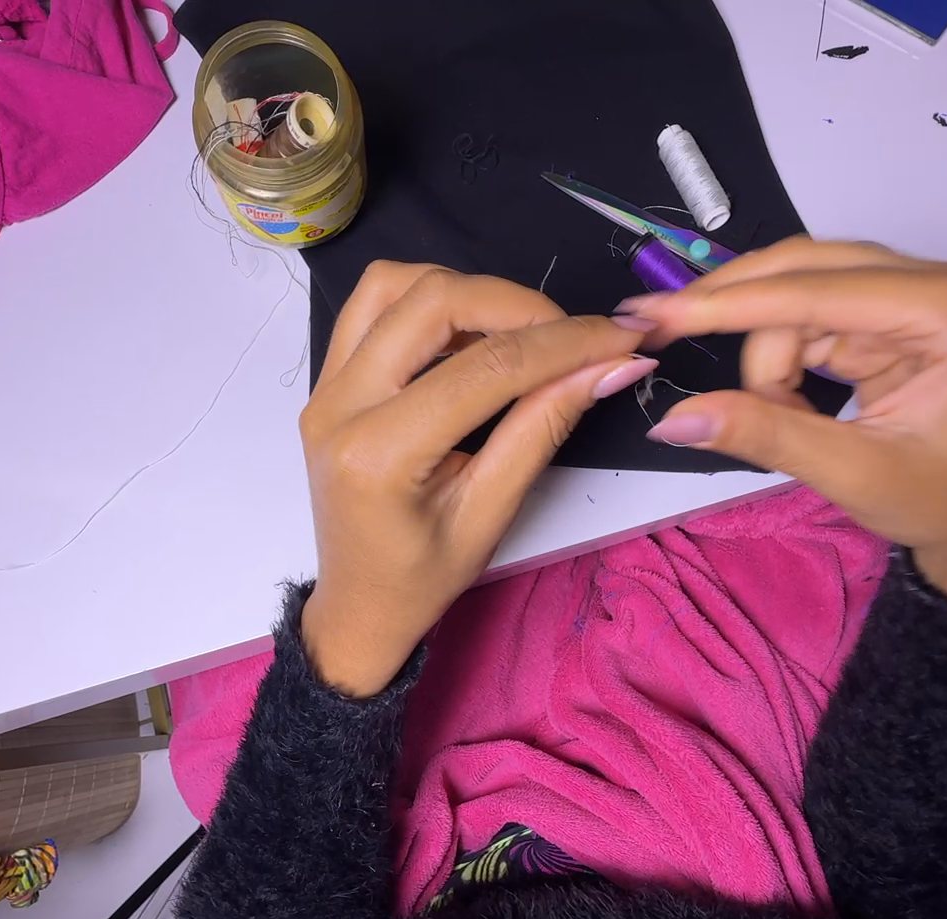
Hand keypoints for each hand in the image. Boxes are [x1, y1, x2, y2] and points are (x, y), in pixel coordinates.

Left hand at [299, 262, 656, 695]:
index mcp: (379, 455)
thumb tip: (613, 364)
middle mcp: (338, 406)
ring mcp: (324, 389)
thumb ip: (543, 428)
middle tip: (572, 337)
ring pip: (393, 286)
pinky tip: (469, 337)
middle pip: (432, 301)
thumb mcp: (490, 513)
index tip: (621, 338)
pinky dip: (428, 302)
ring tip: (519, 333)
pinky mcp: (327, 384)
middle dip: (516, 305)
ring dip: (466, 292)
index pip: (484, 368)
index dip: (563, 344)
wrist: (357, 604)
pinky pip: (372, 308)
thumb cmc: (422, 579)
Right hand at [619, 237, 946, 615]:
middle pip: (806, 270)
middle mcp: (943, 283)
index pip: (817, 289)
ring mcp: (919, 298)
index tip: (654, 313)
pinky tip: (789, 403)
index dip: (726, 303)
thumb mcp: (853, 474)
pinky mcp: (895, 319)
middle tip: (658, 328)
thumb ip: (763, 435)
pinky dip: (782, 364)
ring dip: (767, 357)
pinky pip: (810, 321)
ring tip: (780, 417)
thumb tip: (672, 420)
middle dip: (733, 310)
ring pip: (799, 297)